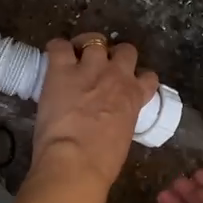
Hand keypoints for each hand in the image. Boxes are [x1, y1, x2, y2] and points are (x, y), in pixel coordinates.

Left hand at [32, 33, 158, 189]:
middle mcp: (116, 75)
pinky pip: (59, 45)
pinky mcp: (61, 69)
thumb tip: (109, 121)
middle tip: (101, 68)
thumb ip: (120, 120)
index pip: (148, 76)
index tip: (127, 85)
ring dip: (86, 46)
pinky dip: (57, 48)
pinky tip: (54, 57)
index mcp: (134, 96)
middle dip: (115, 56)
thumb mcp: (123, 137)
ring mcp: (89, 68)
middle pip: (126, 50)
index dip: (137, 78)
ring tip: (76, 57)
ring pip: (94, 40)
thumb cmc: (102, 162)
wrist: (75, 161)